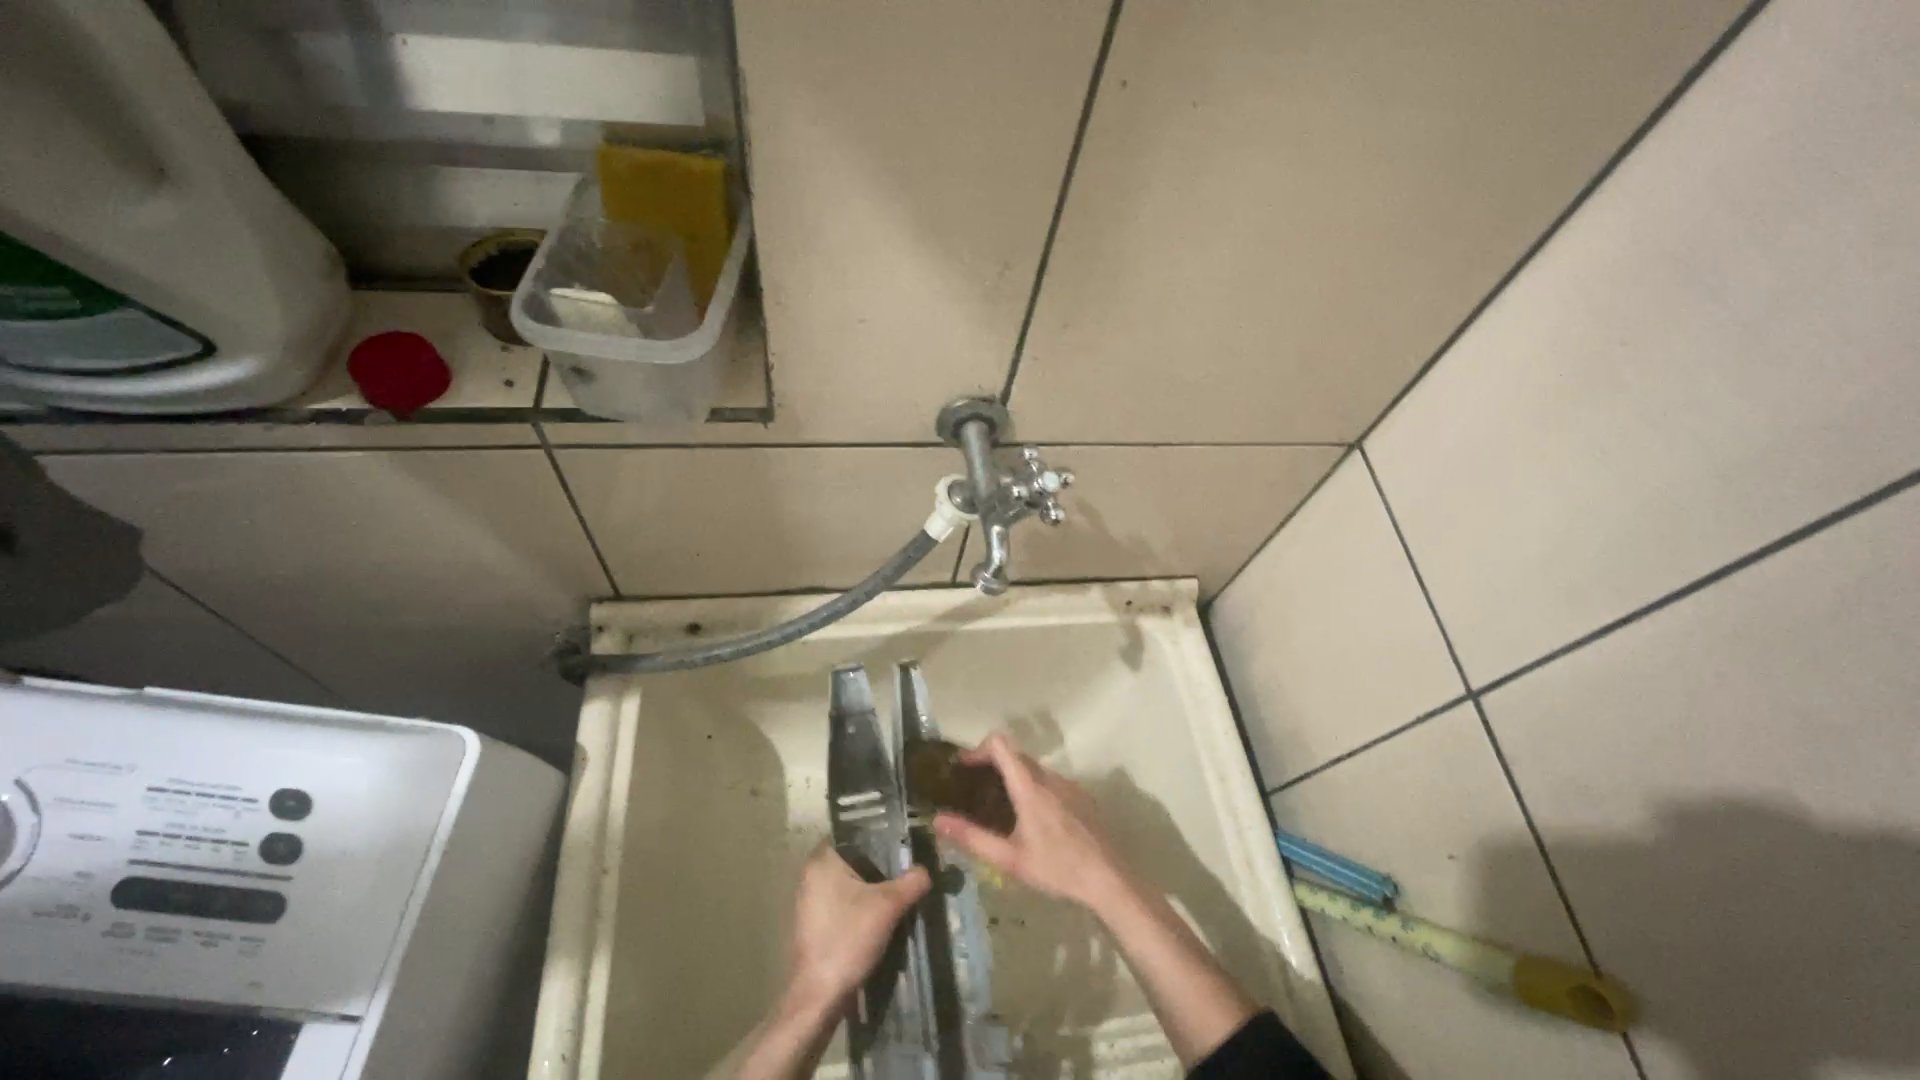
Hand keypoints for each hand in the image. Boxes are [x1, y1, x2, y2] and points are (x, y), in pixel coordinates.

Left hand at [783, 842, 930, 1015]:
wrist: (819, 993)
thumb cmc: (849, 938)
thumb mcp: (888, 906)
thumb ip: (911, 881)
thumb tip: (926, 870)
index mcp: (822, 860)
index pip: (851, 832)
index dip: (878, 834)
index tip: (902, 841)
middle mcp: (811, 875)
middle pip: (852, 858)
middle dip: (879, 864)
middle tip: (907, 866)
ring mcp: (810, 901)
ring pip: (848, 883)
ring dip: (871, 887)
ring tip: (900, 890)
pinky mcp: (814, 924)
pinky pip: (842, 903)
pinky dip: (860, 905)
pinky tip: (881, 916)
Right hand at [931, 733, 1131, 911]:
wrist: (1108, 880)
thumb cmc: (1056, 869)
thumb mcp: (1009, 859)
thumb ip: (972, 837)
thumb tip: (937, 820)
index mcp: (1030, 787)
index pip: (1001, 744)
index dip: (978, 749)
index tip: (963, 768)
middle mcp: (1050, 778)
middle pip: (1016, 755)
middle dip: (992, 765)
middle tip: (974, 790)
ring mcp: (1069, 786)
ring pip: (1035, 769)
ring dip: (1014, 778)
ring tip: (1000, 807)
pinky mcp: (1082, 798)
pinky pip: (1051, 783)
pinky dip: (1034, 789)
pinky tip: (1032, 821)